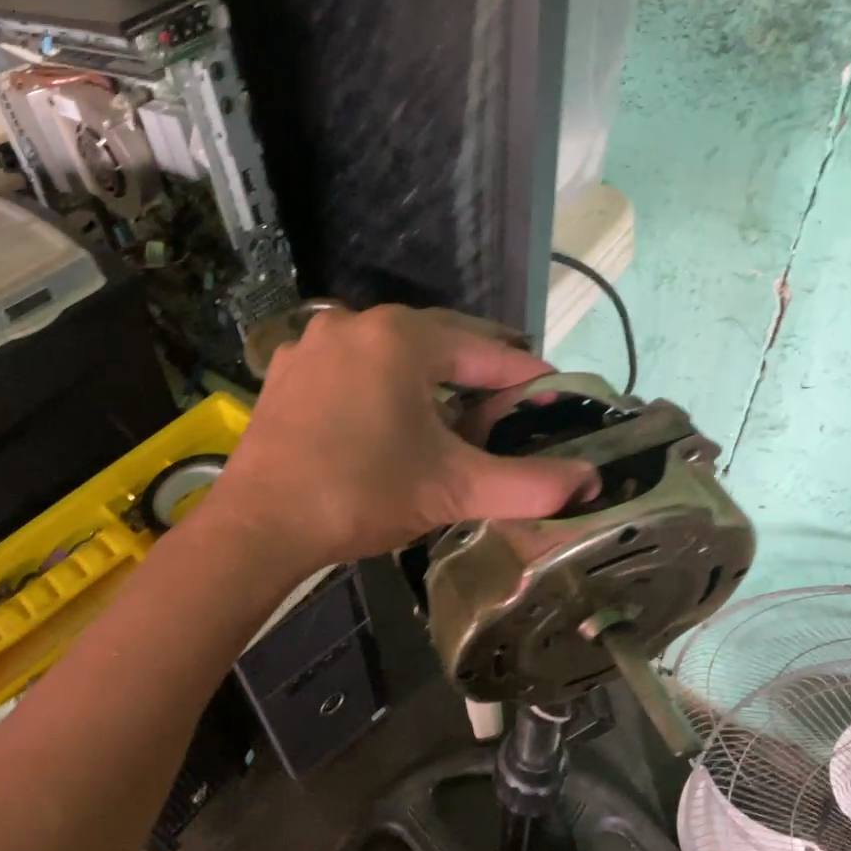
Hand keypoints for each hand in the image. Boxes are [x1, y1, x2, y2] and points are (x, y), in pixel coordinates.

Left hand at [205, 305, 597, 577]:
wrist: (260, 526)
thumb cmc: (362, 496)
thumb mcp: (453, 489)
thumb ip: (528, 484)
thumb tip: (590, 483)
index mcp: (404, 338)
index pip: (487, 352)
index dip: (525, 379)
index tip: (551, 402)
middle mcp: (357, 323)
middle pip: (438, 343)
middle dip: (476, 375)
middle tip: (506, 410)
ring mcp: (313, 344)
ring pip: (390, 354)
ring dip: (425, 379)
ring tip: (450, 416)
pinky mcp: (285, 372)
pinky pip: (349, 369)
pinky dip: (376, 386)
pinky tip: (383, 420)